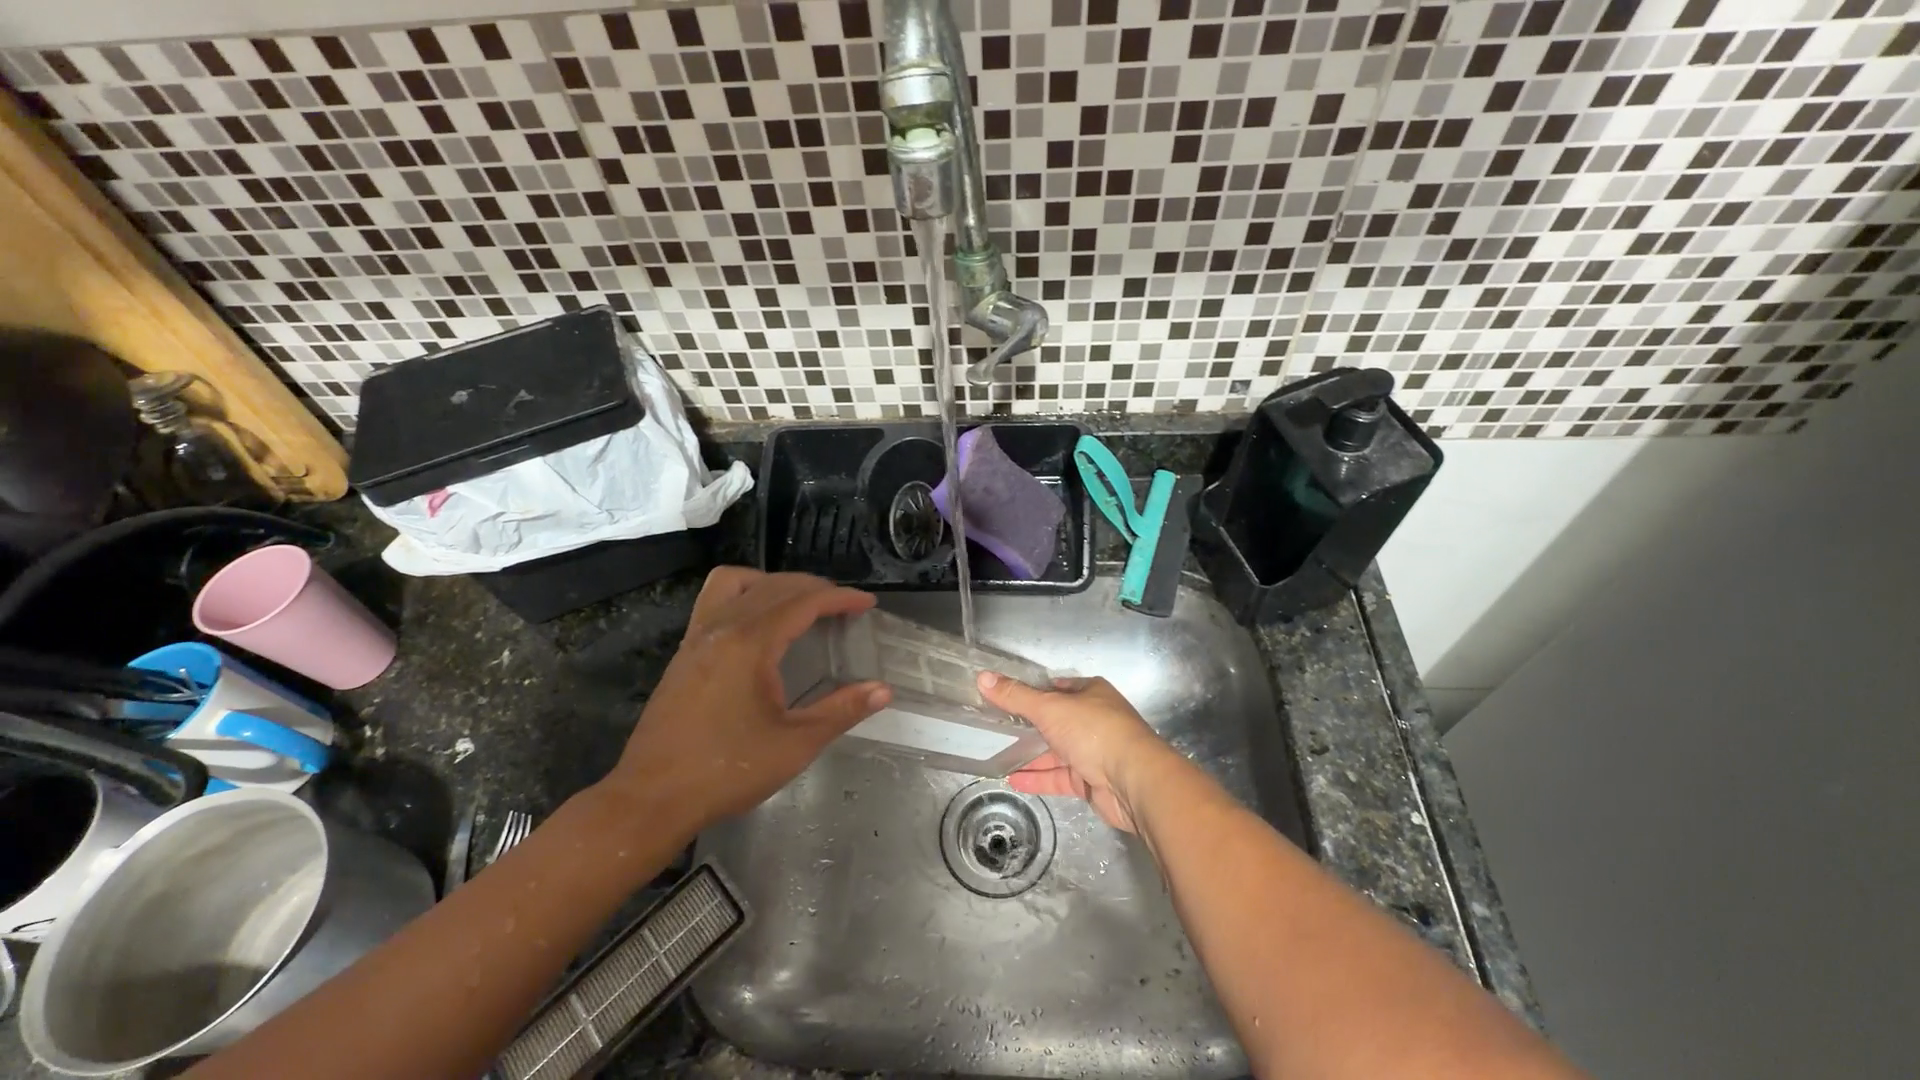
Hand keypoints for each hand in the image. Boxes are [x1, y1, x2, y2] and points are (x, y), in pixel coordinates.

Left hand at [608, 568, 892, 827]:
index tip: (867, 604)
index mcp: (750, 644)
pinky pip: (713, 602)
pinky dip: (744, 597)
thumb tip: (883, 690)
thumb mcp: (795, 744)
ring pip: (736, 583)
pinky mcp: (683, 655)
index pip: (802, 602)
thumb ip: (841, 711)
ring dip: (773, 583)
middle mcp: (720, 628)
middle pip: (773, 586)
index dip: (839, 598)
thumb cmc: (727, 772)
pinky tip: (759, 628)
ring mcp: (696, 639)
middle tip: (845, 606)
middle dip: (814, 588)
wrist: (652, 798)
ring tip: (799, 605)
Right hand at [977, 673, 1182, 832]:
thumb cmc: (1094, 732)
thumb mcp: (1050, 708)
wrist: (1133, 780)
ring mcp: (1093, 751)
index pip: (1057, 688)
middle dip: (1028, 727)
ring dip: (1030, 755)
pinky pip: (1059, 777)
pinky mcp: (1091, 780)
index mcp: (1091, 693)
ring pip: (1056, 751)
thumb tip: (983, 677)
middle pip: (1055, 721)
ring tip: (997, 757)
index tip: (1004, 697)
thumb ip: (1016, 697)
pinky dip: (1038, 778)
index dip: (1032, 692)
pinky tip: (1013, 780)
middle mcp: (1094, 719)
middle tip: (995, 729)